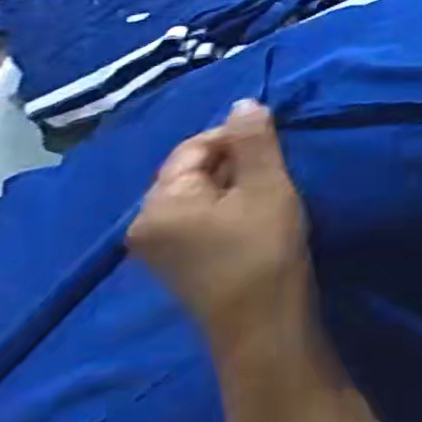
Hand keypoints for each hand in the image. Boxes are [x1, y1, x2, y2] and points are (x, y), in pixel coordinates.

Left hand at [127, 99, 311, 340]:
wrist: (263, 320)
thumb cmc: (263, 246)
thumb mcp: (266, 184)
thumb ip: (254, 141)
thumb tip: (244, 102)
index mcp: (159, 204)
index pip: (195, 146)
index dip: (236, 137)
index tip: (274, 147)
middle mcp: (145, 224)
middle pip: (194, 169)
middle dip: (236, 161)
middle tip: (276, 169)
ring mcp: (158, 247)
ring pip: (200, 192)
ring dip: (235, 183)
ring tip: (270, 190)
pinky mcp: (178, 261)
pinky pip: (200, 215)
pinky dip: (228, 205)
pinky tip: (255, 214)